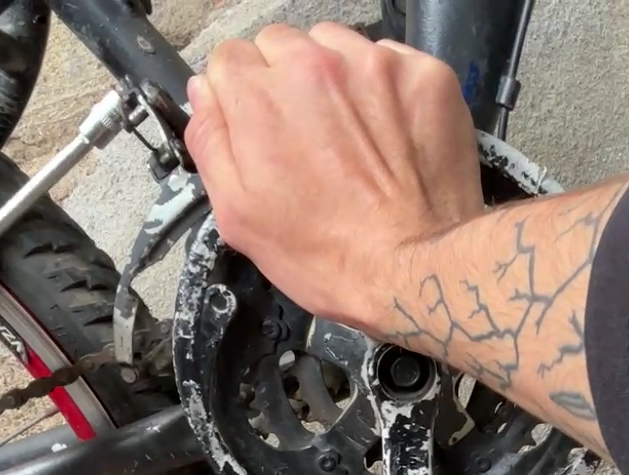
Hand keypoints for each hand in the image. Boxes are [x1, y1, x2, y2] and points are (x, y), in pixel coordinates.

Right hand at [185, 22, 484, 331]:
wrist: (415, 273)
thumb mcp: (240, 219)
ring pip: (336, 48)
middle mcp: (313, 66)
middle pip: (282, 48)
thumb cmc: (332, 259)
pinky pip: (392, 65)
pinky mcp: (423, 78)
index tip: (266, 135)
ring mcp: (373, 67)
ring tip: (354, 144)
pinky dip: (388, 96)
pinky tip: (391, 142)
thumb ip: (211, 144)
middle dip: (289, 88)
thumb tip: (205, 96)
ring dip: (338, 84)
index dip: (245, 103)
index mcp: (258, 97)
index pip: (230, 63)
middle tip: (314, 146)